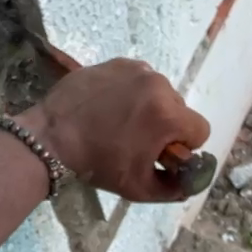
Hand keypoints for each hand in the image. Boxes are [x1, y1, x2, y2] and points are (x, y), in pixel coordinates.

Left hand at [14, 58, 211, 202]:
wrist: (51, 138)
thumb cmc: (96, 164)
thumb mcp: (139, 187)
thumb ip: (173, 188)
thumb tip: (190, 183)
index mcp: (168, 115)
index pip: (200, 129)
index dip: (185, 145)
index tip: (163, 152)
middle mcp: (157, 85)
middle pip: (179, 108)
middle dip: (166, 125)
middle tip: (137, 140)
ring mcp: (136, 70)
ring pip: (159, 92)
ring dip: (149, 107)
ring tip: (120, 122)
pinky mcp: (116, 62)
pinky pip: (138, 78)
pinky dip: (131, 92)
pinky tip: (110, 107)